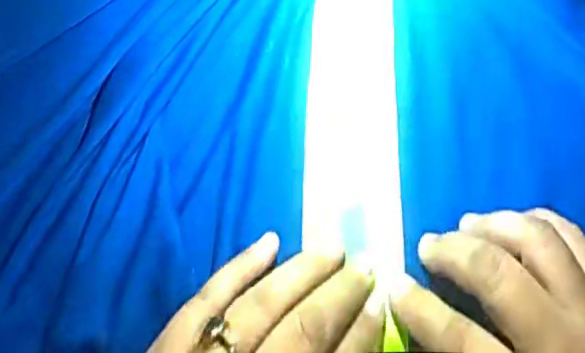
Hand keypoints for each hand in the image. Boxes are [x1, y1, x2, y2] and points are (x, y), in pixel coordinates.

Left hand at [150, 233, 382, 352]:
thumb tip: (356, 349)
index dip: (362, 333)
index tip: (384, 301)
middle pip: (300, 333)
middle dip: (340, 295)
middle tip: (368, 266)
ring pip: (256, 309)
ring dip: (300, 273)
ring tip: (331, 249)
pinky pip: (199, 306)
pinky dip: (236, 271)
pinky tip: (269, 242)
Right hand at [390, 210, 584, 352]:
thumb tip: (436, 333)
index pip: (465, 343)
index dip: (423, 313)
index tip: (395, 287)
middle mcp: (565, 333)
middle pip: (502, 273)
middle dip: (458, 253)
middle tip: (428, 242)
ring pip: (541, 240)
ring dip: (500, 224)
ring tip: (469, 223)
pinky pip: (577, 238)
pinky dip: (544, 221)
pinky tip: (523, 219)